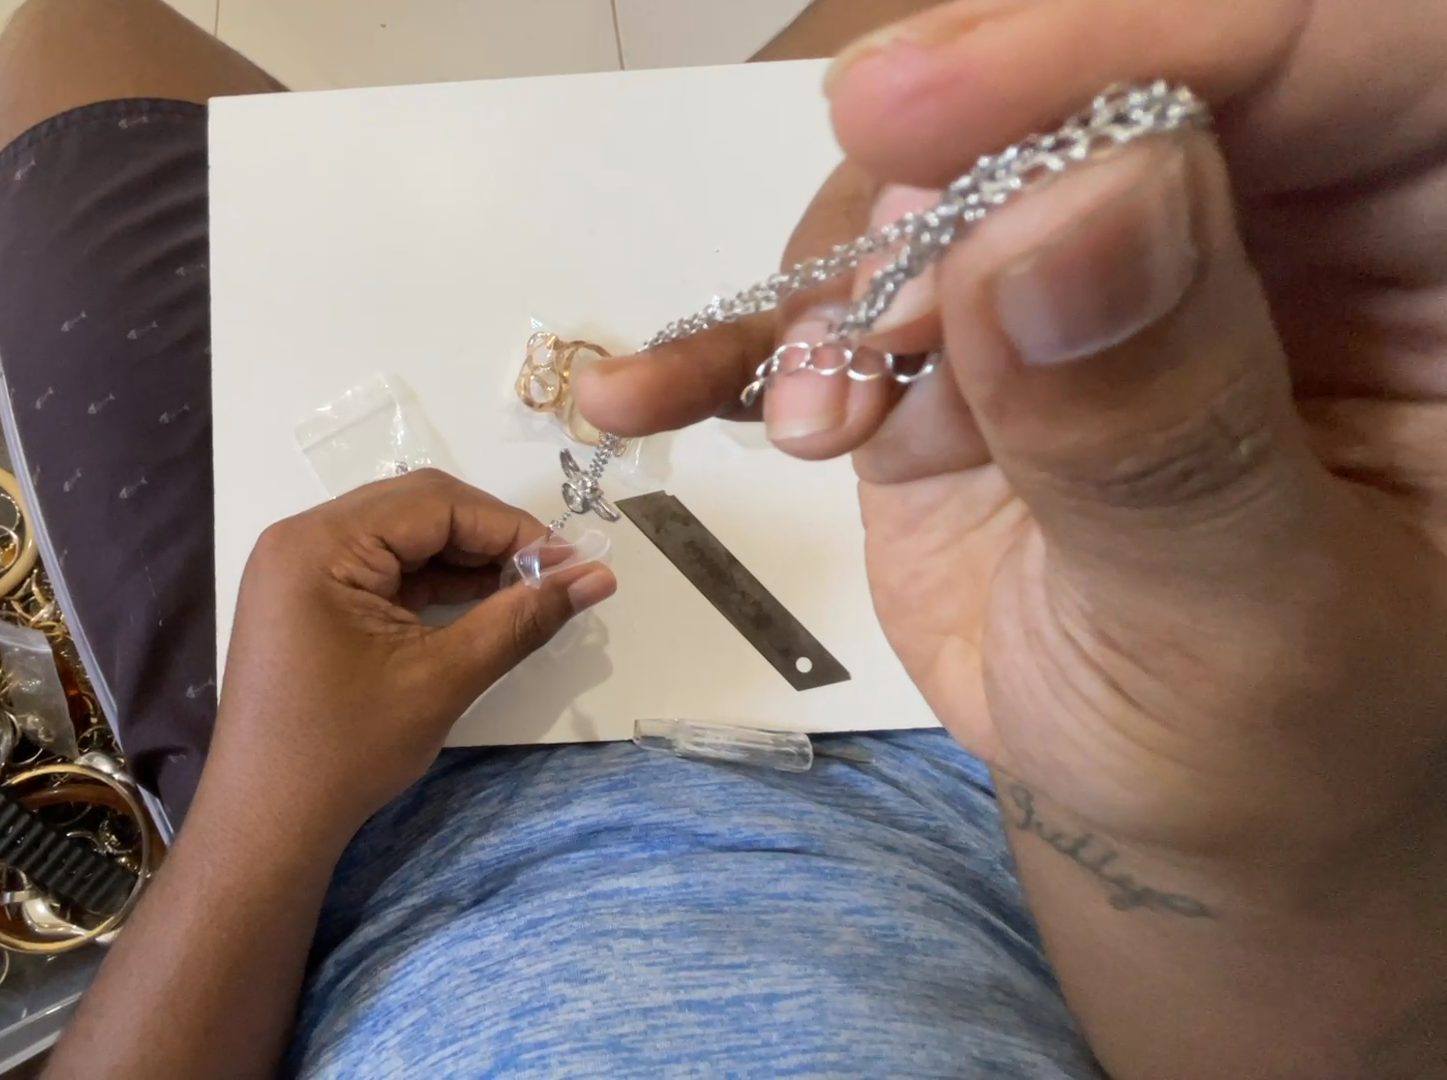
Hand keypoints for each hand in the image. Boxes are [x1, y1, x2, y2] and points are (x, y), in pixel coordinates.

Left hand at [209, 470, 616, 844]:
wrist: (267, 822)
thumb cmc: (346, 751)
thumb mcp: (443, 678)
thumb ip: (523, 619)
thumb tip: (598, 577)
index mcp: (320, 544)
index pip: (433, 503)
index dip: (508, 527)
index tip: (566, 563)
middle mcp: (302, 538)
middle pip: (416, 510)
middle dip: (487, 539)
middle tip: (546, 578)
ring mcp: (300, 566)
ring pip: (402, 536)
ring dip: (463, 558)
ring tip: (521, 592)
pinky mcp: (308, 595)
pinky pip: (381, 566)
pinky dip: (431, 580)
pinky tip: (475, 602)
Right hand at [576, 0, 1446, 893]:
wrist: (1143, 780)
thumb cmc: (1252, 734)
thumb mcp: (1232, 613)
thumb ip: (1150, 422)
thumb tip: (1047, 214)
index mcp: (1433, 249)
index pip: (1305, 52)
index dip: (1094, 55)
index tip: (899, 104)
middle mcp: (1234, 235)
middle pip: (1054, 113)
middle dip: (927, 202)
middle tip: (860, 329)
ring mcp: (1051, 295)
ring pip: (904, 214)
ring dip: (819, 308)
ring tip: (811, 428)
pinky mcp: (930, 363)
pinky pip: (818, 330)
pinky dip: (725, 361)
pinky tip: (642, 395)